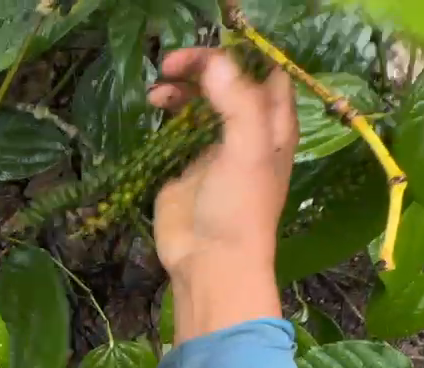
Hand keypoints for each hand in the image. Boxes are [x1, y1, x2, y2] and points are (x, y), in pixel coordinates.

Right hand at [147, 49, 296, 341]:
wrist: (209, 260)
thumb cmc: (240, 206)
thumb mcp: (247, 146)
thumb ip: (235, 100)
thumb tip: (211, 62)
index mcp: (271, 123)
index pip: (263, 72)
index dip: (240, 55)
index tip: (209, 50)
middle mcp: (242, 133)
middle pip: (225, 86)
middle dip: (202, 69)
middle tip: (171, 66)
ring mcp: (209, 152)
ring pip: (196, 108)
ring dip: (179, 93)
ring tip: (156, 91)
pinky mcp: (180, 173)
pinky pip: (172, 137)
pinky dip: (162, 122)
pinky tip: (151, 115)